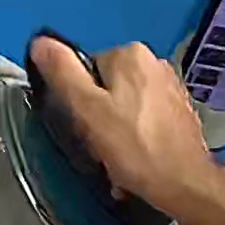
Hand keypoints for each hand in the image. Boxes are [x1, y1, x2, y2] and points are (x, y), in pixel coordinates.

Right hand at [28, 36, 224, 217]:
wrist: (184, 182)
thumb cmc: (132, 147)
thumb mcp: (88, 109)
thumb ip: (62, 73)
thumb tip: (40, 42)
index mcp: (130, 54)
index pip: (87, 72)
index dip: (80, 103)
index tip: (86, 129)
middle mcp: (155, 62)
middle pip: (107, 90)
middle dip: (100, 120)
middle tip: (102, 148)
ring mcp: (171, 87)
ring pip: (126, 108)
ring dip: (117, 134)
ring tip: (119, 160)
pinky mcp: (181, 112)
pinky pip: (145, 122)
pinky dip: (136, 140)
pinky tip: (136, 161)